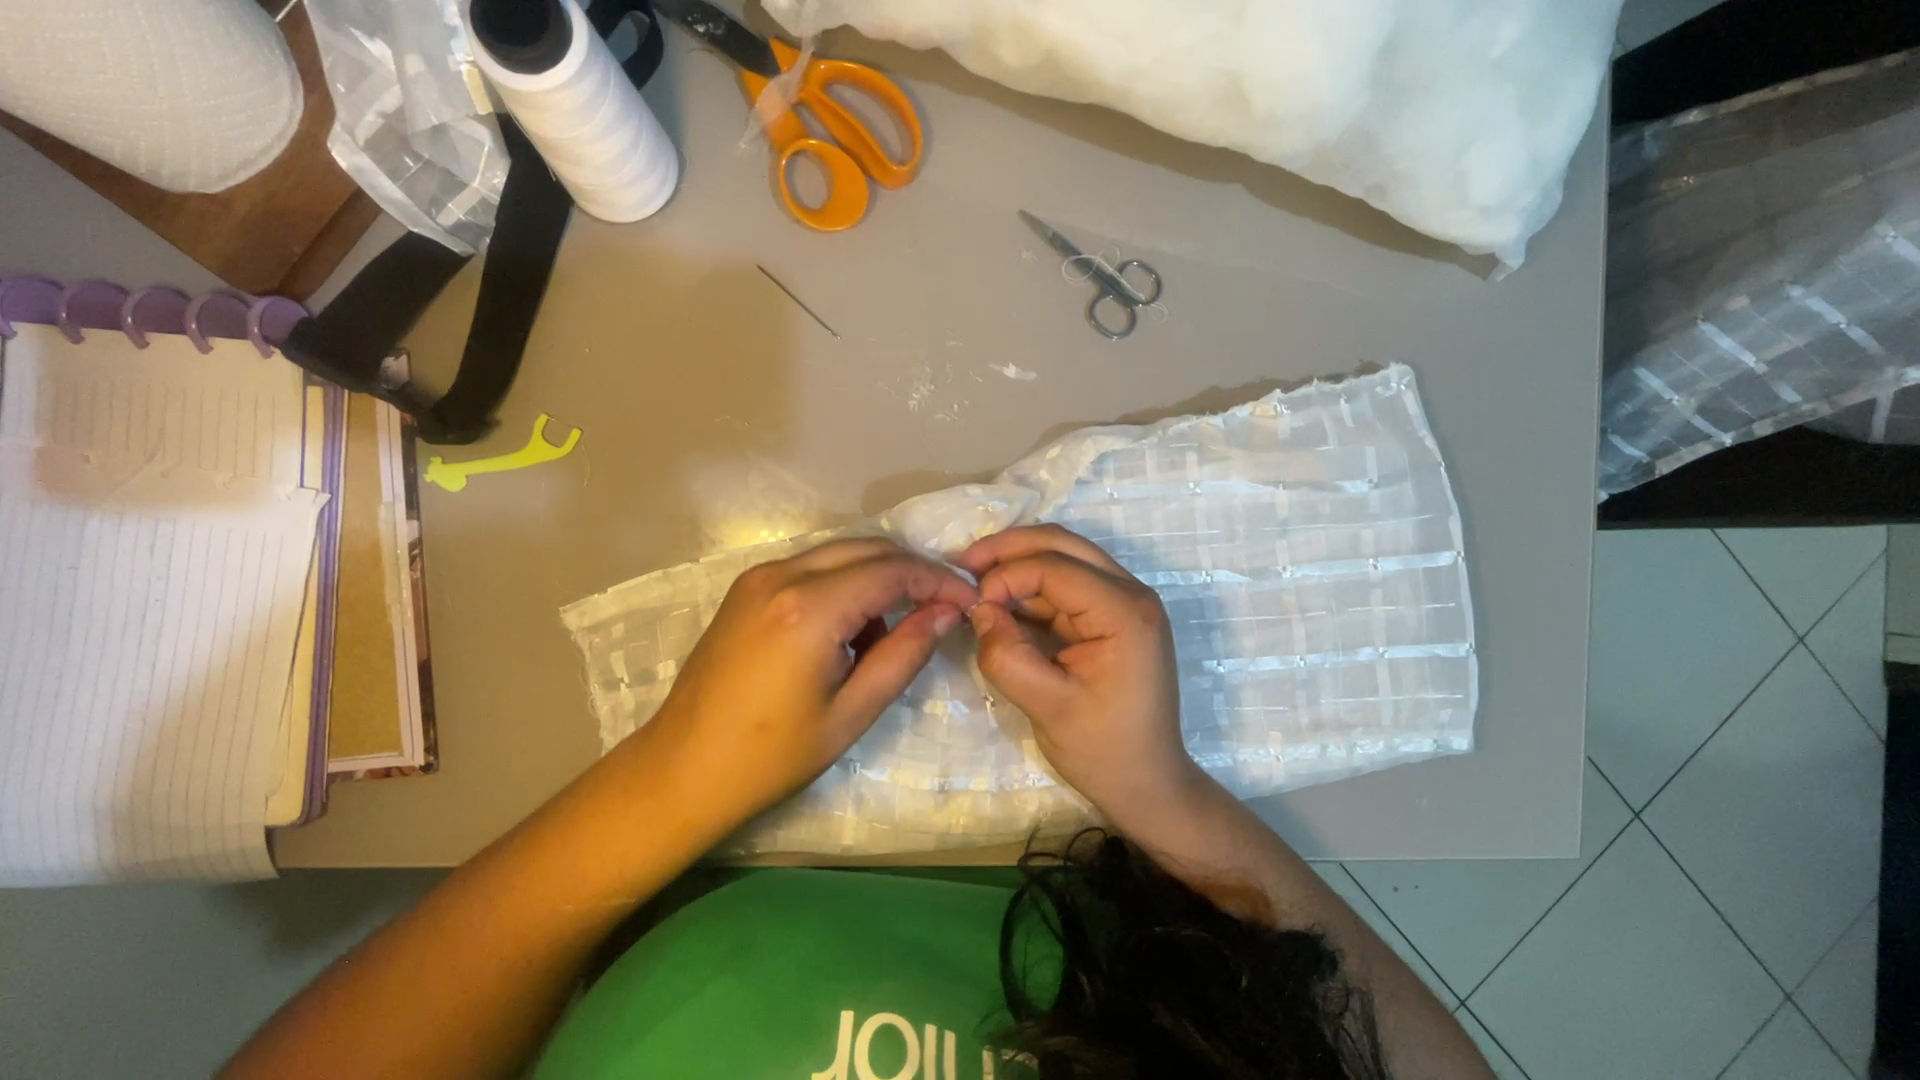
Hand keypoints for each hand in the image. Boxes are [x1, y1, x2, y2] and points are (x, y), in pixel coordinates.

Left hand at [644, 537, 977, 823]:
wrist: (684, 769)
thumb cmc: (772, 755)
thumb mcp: (852, 711)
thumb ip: (904, 653)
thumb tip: (946, 612)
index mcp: (809, 608)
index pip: (892, 571)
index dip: (938, 582)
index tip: (970, 601)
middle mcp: (781, 575)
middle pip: (868, 548)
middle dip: (912, 572)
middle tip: (944, 609)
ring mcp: (757, 577)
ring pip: (839, 553)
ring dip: (877, 577)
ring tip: (894, 631)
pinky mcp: (745, 588)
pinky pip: (810, 567)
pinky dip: (843, 583)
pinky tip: (850, 629)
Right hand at [954, 525, 1202, 824]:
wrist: (1148, 784)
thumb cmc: (1104, 750)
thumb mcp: (1047, 707)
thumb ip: (1007, 656)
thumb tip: (978, 609)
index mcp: (1126, 612)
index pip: (1055, 567)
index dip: (1006, 576)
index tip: (971, 605)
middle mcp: (1132, 594)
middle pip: (1063, 545)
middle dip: (1010, 549)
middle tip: (963, 564)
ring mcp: (1125, 603)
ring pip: (1064, 558)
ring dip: (1019, 565)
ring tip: (975, 581)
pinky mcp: (1112, 617)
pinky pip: (1067, 585)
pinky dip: (1031, 588)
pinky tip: (1000, 600)